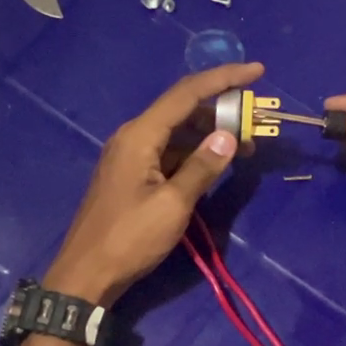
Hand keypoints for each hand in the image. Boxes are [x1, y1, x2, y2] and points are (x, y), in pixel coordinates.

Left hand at [45, 63, 263, 304]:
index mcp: (140, 135)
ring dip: (208, 136)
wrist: (87, 274)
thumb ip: (202, 167)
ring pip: (175, 134)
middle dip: (221, 111)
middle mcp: (132, 137)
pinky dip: (192, 155)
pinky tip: (213, 166)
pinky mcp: (130, 177)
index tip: (258, 71)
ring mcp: (128, 157)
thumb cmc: (129, 239)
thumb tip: (228, 137)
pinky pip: (166, 154)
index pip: (187, 93)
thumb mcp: (173, 204)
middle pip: (181, 110)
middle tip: (255, 123)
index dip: (224, 79)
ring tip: (243, 148)